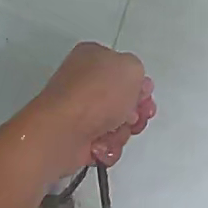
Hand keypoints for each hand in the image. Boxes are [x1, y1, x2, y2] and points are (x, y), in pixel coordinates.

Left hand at [22, 43, 156, 178]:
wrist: (64, 132)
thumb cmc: (91, 97)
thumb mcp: (131, 68)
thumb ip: (138, 72)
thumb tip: (135, 86)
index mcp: (92, 58)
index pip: (123, 71)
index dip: (139, 86)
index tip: (143, 96)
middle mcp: (84, 85)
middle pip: (122, 103)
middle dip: (132, 114)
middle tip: (130, 116)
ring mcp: (79, 113)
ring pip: (116, 127)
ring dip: (120, 133)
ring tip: (110, 130)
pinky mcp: (76, 139)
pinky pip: (104, 146)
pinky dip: (106, 148)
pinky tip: (99, 144)